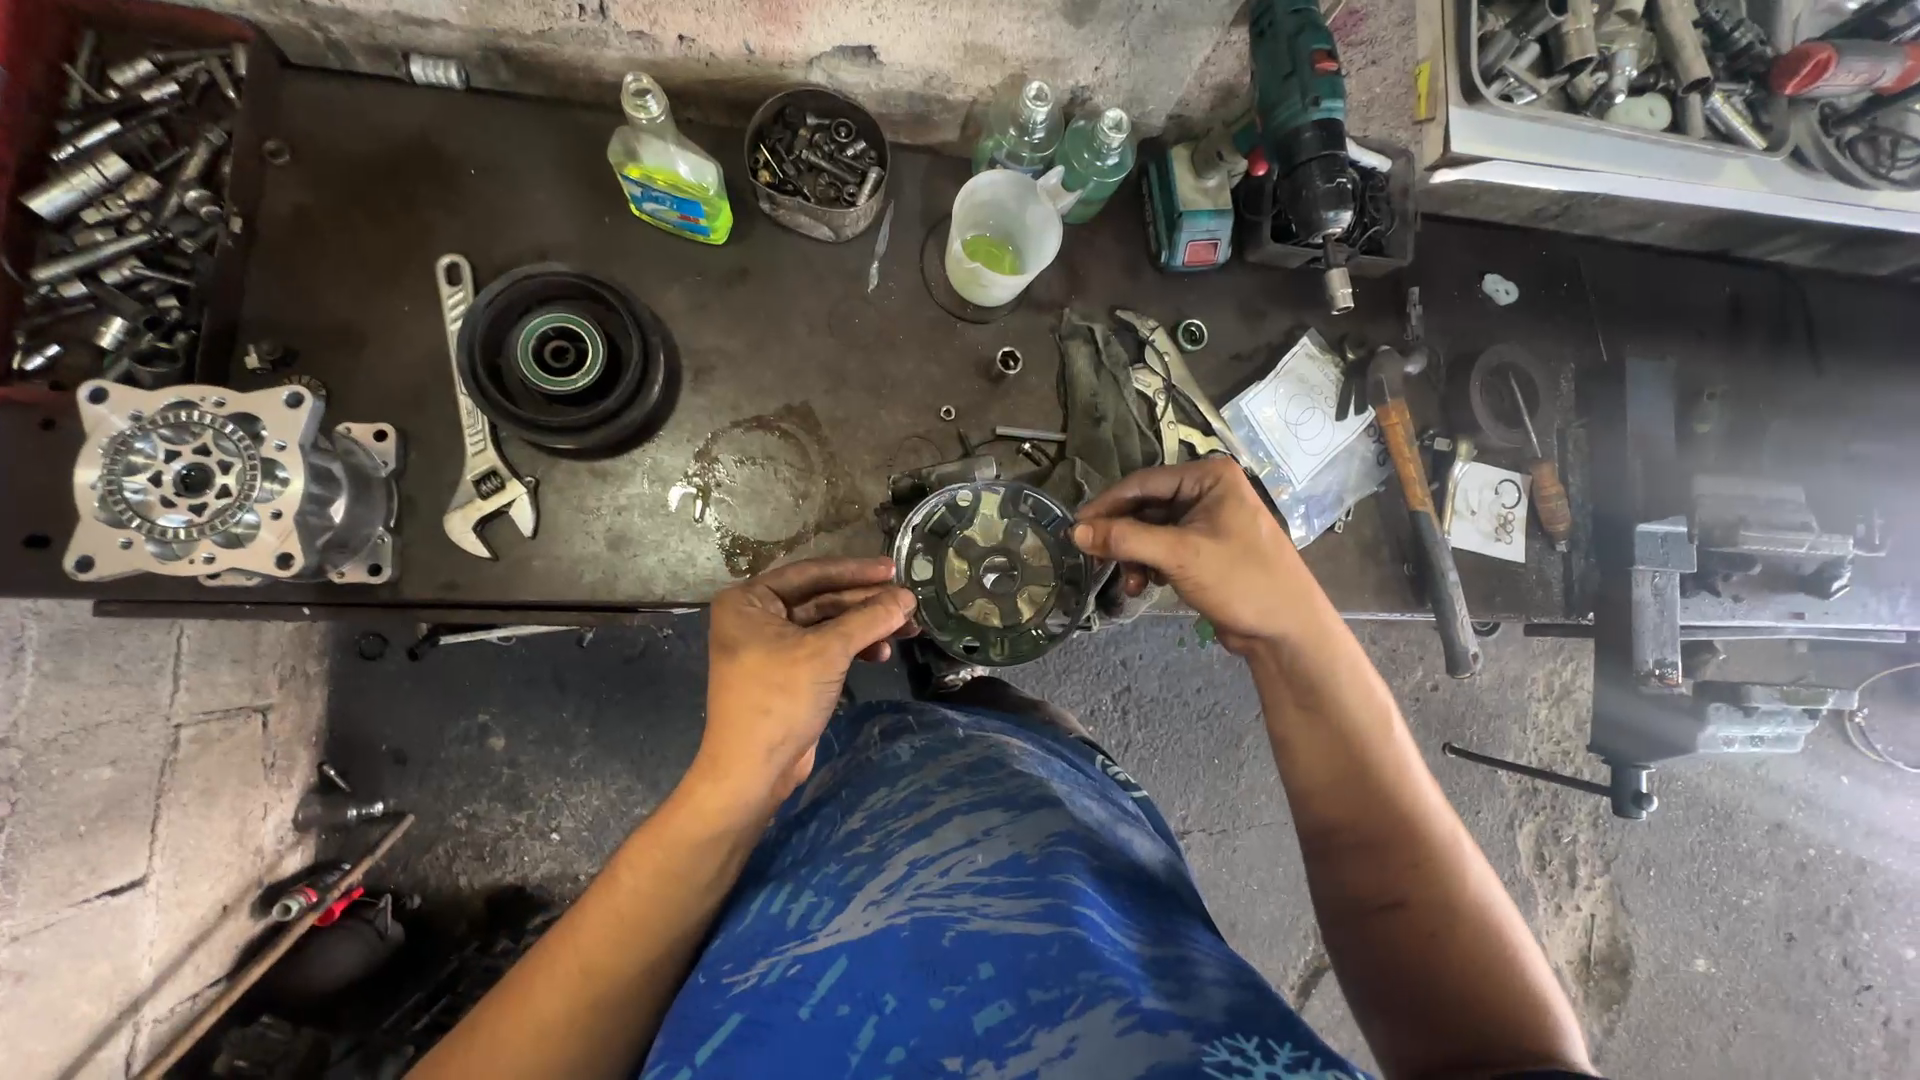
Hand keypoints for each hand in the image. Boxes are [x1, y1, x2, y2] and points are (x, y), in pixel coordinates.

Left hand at [697, 557, 915, 807]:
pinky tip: (881, 655)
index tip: (894, 569)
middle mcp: (755, 617)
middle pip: (822, 598)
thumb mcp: (827, 652)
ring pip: (828, 625)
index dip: (856, 571)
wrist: (754, 769)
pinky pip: (825, 648)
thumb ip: (869, 618)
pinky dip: (853, 648)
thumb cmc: (781, 699)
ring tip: (906, 630)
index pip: (811, 573)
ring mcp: (770, 646)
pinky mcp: (786, 673)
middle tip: (908, 603)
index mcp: (749, 601)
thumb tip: (908, 596)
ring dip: (866, 627)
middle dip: (866, 603)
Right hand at [1073, 457, 1327, 654]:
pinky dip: (1149, 565)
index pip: (1142, 482)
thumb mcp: (1179, 555)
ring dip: (1134, 556)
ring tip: (1131, 583)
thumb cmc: (1241, 580)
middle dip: (1122, 537)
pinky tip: (1145, 586)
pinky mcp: (1205, 548)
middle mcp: (1208, 491)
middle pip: (1145, 507)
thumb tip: (1074, 532)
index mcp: (1209, 477)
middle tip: (1095, 559)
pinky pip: (1164, 548)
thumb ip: (1125, 540)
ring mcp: (1208, 520)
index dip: (1106, 506)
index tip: (1075, 528)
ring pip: (1151, 530)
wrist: (1287, 629)